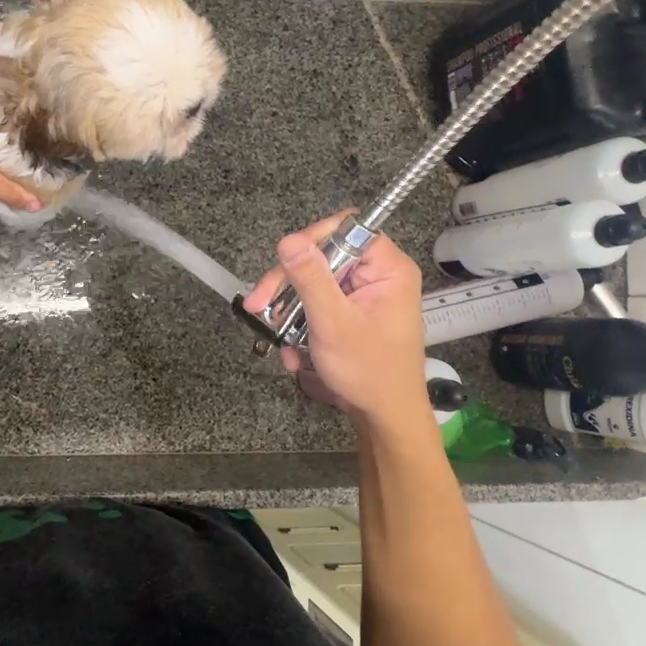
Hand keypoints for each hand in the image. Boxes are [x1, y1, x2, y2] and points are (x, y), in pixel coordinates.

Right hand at [242, 213, 429, 430]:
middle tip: (258, 306)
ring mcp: (365, 296)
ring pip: (315, 283)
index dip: (311, 240)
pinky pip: (319, 305)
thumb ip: (310, 278)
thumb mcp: (332, 322)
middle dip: (288, 284)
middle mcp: (378, 276)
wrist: (384, 415)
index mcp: (387, 269)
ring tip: (277, 337)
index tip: (282, 263)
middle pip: (323, 256)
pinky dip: (300, 325)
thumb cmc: (367, 371)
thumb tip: (288, 239)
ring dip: (290, 310)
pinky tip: (292, 350)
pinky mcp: (353, 314)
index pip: (346, 229)